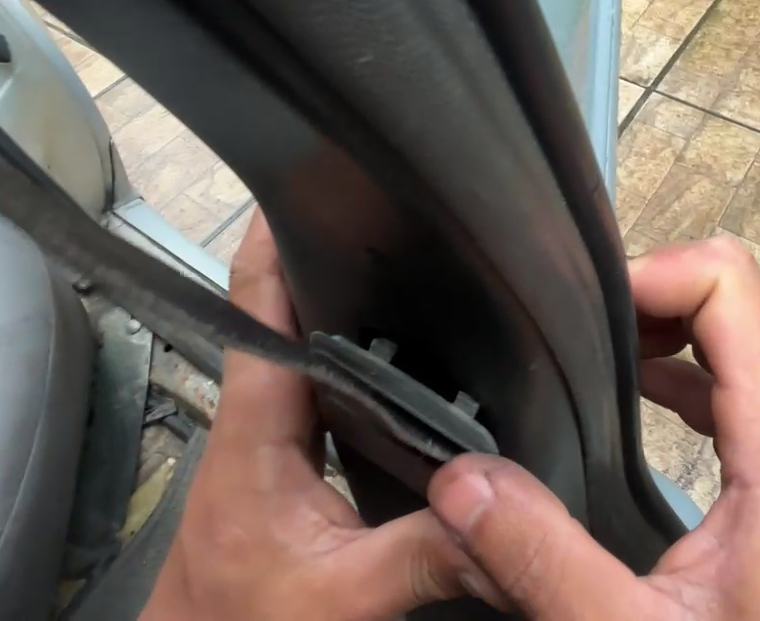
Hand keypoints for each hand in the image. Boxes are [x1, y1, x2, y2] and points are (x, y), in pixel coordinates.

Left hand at [142, 211, 492, 619]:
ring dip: (336, 285)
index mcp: (257, 422)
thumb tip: (503, 508)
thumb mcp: (341, 598)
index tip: (316, 179)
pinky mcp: (285, 443)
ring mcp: (270, 422)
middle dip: (323, 241)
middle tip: (385, 195)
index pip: (258, 299)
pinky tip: (400, 335)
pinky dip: (349, 334)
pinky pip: (318, 367)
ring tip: (400, 245)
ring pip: (299, 329)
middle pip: (279, 296)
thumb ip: (424, 553)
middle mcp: (258, 405)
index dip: (278, 234)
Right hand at [425, 235, 759, 619]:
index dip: (648, 271)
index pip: (724, 278)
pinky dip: (678, 361)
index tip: (580, 308)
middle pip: (723, 292)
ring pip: (729, 328)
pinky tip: (628, 392)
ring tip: (585, 352)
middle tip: (565, 329)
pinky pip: (733, 373)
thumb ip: (543, 556)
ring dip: (657, 326)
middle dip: (641, 294)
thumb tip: (458, 479)